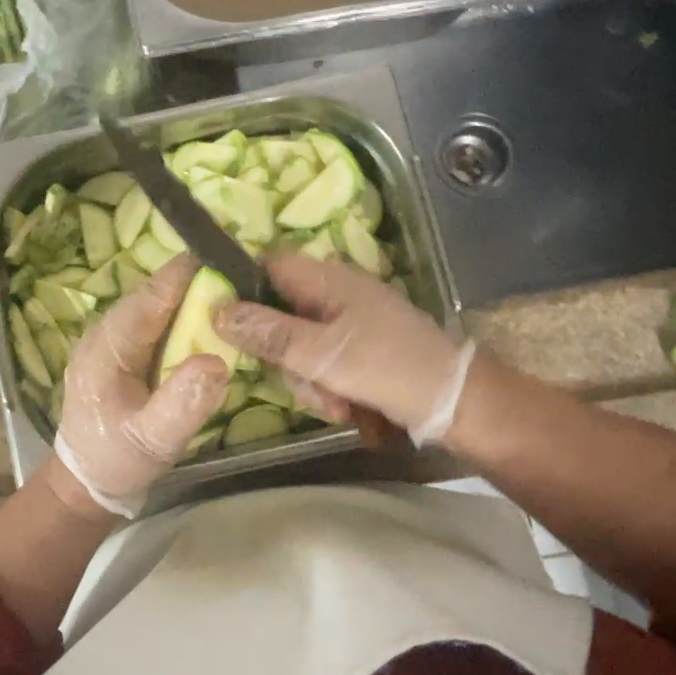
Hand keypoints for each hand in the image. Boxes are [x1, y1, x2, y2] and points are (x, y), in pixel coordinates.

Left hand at [53, 255, 231, 517]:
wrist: (87, 481)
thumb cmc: (115, 461)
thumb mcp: (152, 442)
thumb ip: (182, 405)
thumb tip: (216, 361)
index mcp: (105, 348)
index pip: (149, 297)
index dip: (187, 275)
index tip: (232, 261)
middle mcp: (106, 332)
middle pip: (156, 295)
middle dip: (198, 284)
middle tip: (249, 280)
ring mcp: (114, 339)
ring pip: (159, 307)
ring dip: (195, 300)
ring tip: (240, 295)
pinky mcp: (126, 350)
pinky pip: (159, 323)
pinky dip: (187, 320)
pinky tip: (215, 326)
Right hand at [212, 254, 475, 445]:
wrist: (459, 403)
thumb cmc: (389, 369)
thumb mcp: (322, 355)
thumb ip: (269, 334)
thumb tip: (216, 310)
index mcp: (327, 280)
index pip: (268, 266)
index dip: (243, 288)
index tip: (227, 325)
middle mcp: (336, 293)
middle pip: (278, 315)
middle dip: (284, 357)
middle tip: (303, 382)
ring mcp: (350, 321)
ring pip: (298, 347)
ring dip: (308, 380)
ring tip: (335, 404)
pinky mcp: (360, 348)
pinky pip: (323, 363)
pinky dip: (328, 387)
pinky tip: (346, 408)